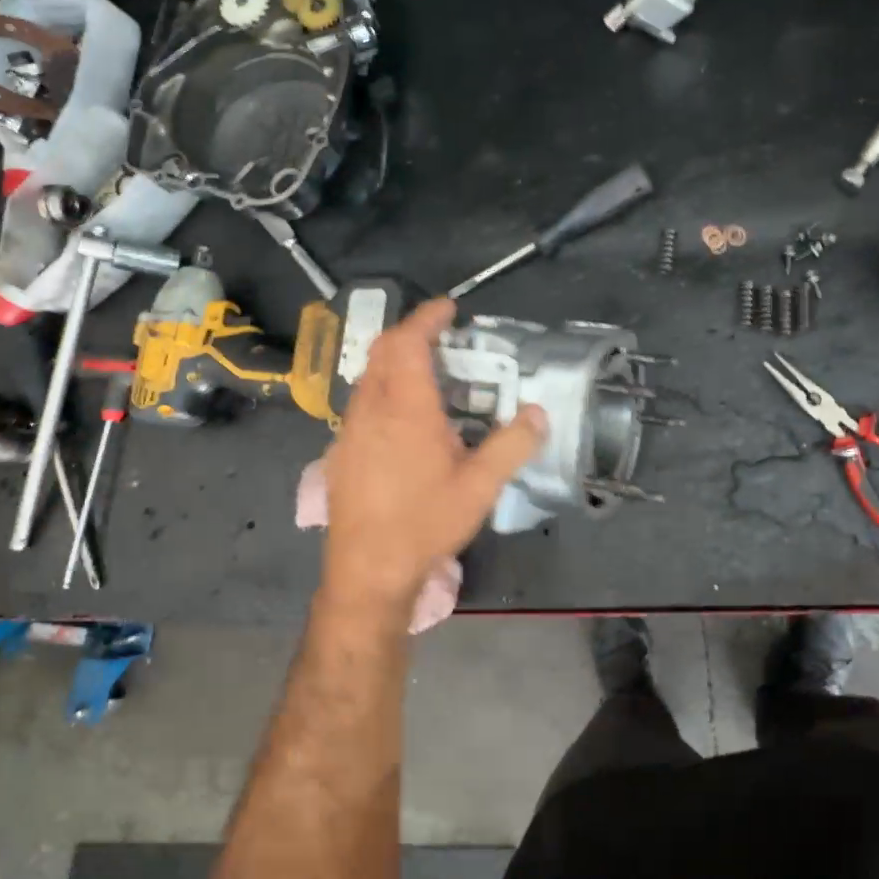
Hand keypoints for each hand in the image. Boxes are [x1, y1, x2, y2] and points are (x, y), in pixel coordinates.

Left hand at [319, 299, 546, 611]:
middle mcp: (371, 410)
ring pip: (368, 378)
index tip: (450, 308)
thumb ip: (512, 445)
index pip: (407, 342)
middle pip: (382, 352)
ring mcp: (349, 431)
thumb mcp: (480, 487)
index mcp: (405, 408)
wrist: (368, 571)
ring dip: (395, 364)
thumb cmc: (425, 523)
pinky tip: (404, 423)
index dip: (427, 318)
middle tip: (443, 337)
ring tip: (429, 376)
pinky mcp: (340, 453)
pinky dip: (383, 392)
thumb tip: (538, 414)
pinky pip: (361, 405)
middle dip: (410, 334)